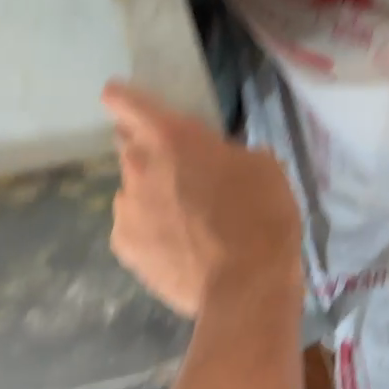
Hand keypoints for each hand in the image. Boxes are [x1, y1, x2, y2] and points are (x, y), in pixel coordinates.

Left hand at [102, 81, 301, 317]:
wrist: (248, 289)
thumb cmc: (263, 221)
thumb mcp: (266, 170)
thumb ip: (231, 154)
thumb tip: (223, 160)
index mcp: (169, 137)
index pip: (121, 98)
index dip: (132, 104)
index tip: (150, 119)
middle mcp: (136, 166)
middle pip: (129, 148)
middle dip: (153, 158)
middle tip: (189, 184)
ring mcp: (125, 209)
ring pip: (134, 194)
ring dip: (155, 202)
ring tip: (192, 231)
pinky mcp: (125, 248)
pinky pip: (136, 233)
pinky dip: (154, 239)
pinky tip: (184, 256)